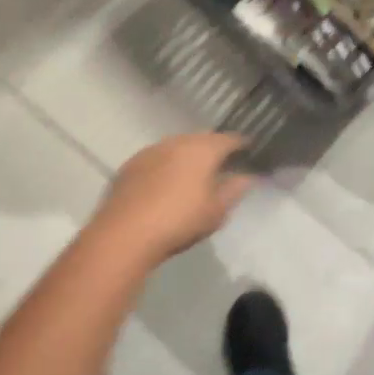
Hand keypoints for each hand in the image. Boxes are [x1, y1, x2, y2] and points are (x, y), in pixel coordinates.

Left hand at [97, 133, 253, 263]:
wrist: (124, 235)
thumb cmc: (179, 221)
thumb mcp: (216, 211)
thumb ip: (234, 190)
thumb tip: (247, 176)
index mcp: (203, 150)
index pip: (229, 139)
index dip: (241, 145)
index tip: (249, 151)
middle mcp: (177, 142)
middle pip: (202, 139)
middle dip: (213, 149)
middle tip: (222, 164)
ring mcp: (151, 151)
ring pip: (177, 146)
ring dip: (188, 156)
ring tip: (194, 174)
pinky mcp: (130, 165)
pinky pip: (157, 158)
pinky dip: (166, 165)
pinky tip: (166, 183)